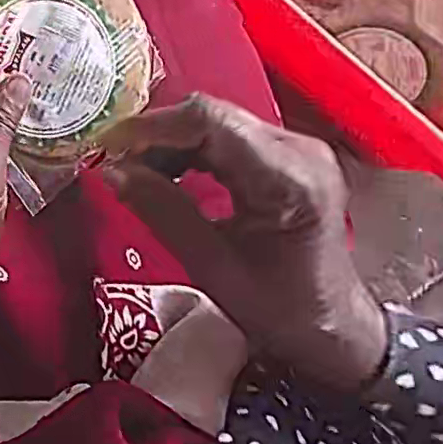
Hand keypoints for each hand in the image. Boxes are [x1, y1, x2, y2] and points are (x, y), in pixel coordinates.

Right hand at [98, 95, 388, 393]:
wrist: (333, 327)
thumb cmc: (279, 310)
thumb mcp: (212, 267)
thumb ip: (162, 211)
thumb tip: (110, 170)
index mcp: (289, 178)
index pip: (211, 123)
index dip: (152, 127)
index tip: (108, 144)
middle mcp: (298, 148)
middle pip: (211, 116)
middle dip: (156, 135)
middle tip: (115, 161)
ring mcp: (296, 146)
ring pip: (215, 122)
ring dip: (169, 142)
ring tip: (136, 171)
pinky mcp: (286, 153)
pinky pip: (226, 136)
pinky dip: (189, 150)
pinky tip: (167, 173)